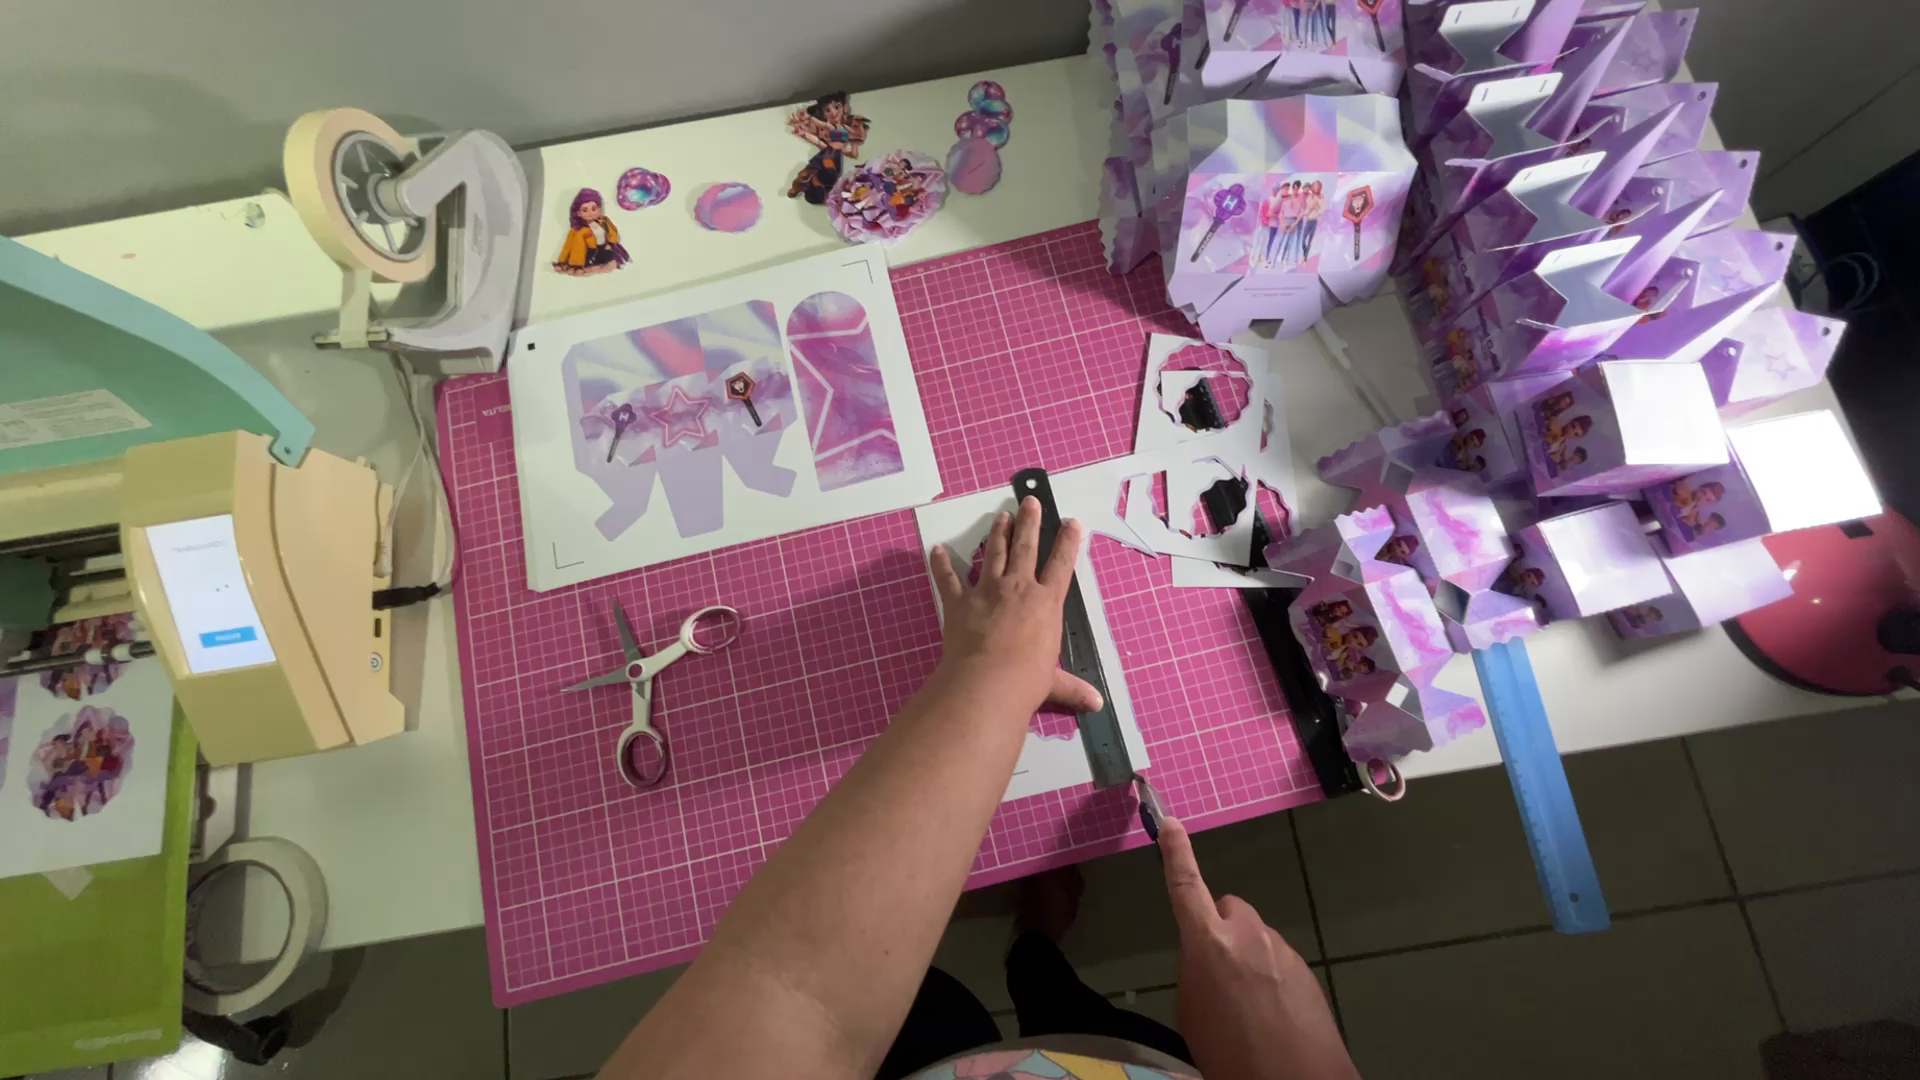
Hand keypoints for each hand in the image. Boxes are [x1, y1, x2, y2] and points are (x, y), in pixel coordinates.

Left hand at [927, 496, 1102, 717]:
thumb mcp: (1053, 682)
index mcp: (1046, 603)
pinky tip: (937, 549)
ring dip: (998, 533)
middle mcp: (1018, 588)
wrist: (987, 683)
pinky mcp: (959, 602)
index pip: (1062, 564)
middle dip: (1030, 522)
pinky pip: (948, 578)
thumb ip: (1072, 687)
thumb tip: (1096, 704)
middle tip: (1030, 501)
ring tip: (1002, 515)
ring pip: (994, 553)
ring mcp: (987, 591)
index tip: (1073, 522)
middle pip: (1026, 547)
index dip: (1069, 542)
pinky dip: (941, 564)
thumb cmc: (1026, 680)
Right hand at [1161, 816, 1358, 1079]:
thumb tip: (1206, 954)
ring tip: (1250, 1008)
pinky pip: (1277, 960)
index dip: (1176, 851)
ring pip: (1254, 938)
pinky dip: (1271, 978)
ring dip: (1247, 958)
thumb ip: (1194, 969)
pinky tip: (1274, 1017)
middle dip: (1220, 929)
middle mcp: (1246, 934)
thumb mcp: (1191, 1012)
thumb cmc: (1230, 1056)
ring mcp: (1280, 949)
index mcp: (1208, 942)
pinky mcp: (1306, 969)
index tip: (1170, 822)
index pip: (1185, 884)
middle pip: (1227, 909)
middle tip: (1219, 973)